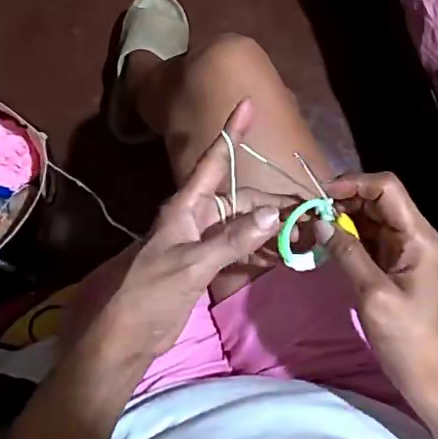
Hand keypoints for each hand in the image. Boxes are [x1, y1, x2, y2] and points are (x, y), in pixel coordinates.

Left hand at [100, 100, 287, 355]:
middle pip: (241, 200)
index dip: (231, 132)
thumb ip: (232, 240)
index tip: (247, 103)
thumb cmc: (151, 292)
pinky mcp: (206, 262)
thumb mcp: (192, 264)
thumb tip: (272, 215)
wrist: (129, 335)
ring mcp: (202, 239)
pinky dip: (259, 249)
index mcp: (185, 206)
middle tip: (308, 214)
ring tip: (304, 234)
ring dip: (269, 229)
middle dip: (272, 204)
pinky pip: (239, 247)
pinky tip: (282, 254)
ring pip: (243, 224)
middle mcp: (196, 216)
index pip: (212, 160)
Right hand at [323, 172, 437, 404]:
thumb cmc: (405, 335)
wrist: (426, 374)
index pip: (387, 188)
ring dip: (343, 216)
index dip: (355, 183)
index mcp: (418, 235)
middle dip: (345, 198)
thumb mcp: (373, 293)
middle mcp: (413, 234)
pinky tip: (326, 241)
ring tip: (315, 224)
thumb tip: (320, 220)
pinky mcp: (391, 262)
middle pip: (378, 198)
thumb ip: (347, 253)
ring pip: (370, 215)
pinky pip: (367, 236)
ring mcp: (402, 248)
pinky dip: (346, 234)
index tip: (323, 195)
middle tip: (312, 212)